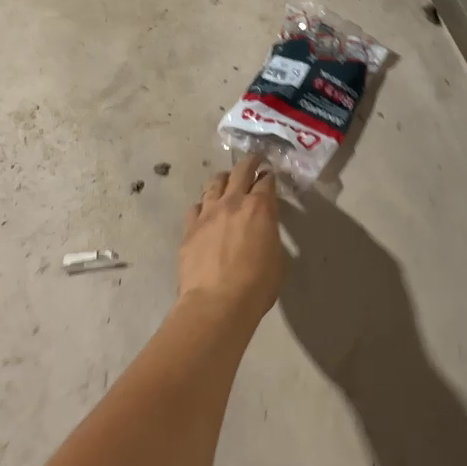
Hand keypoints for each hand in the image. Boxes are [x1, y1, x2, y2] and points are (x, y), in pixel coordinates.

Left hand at [177, 154, 284, 327]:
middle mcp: (233, 202)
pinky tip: (206, 213)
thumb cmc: (256, 285)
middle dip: (250, 162)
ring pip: (214, 183)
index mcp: (261, 207)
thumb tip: (263, 230)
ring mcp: (208, 213)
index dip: (270, 176)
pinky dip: (203, 206)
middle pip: (241, 170)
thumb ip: (270, 235)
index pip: (266, 180)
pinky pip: (196, 207)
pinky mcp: (189, 229)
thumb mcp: (277, 258)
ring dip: (224, 179)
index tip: (271, 176)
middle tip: (254, 161)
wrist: (216, 304)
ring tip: (227, 182)